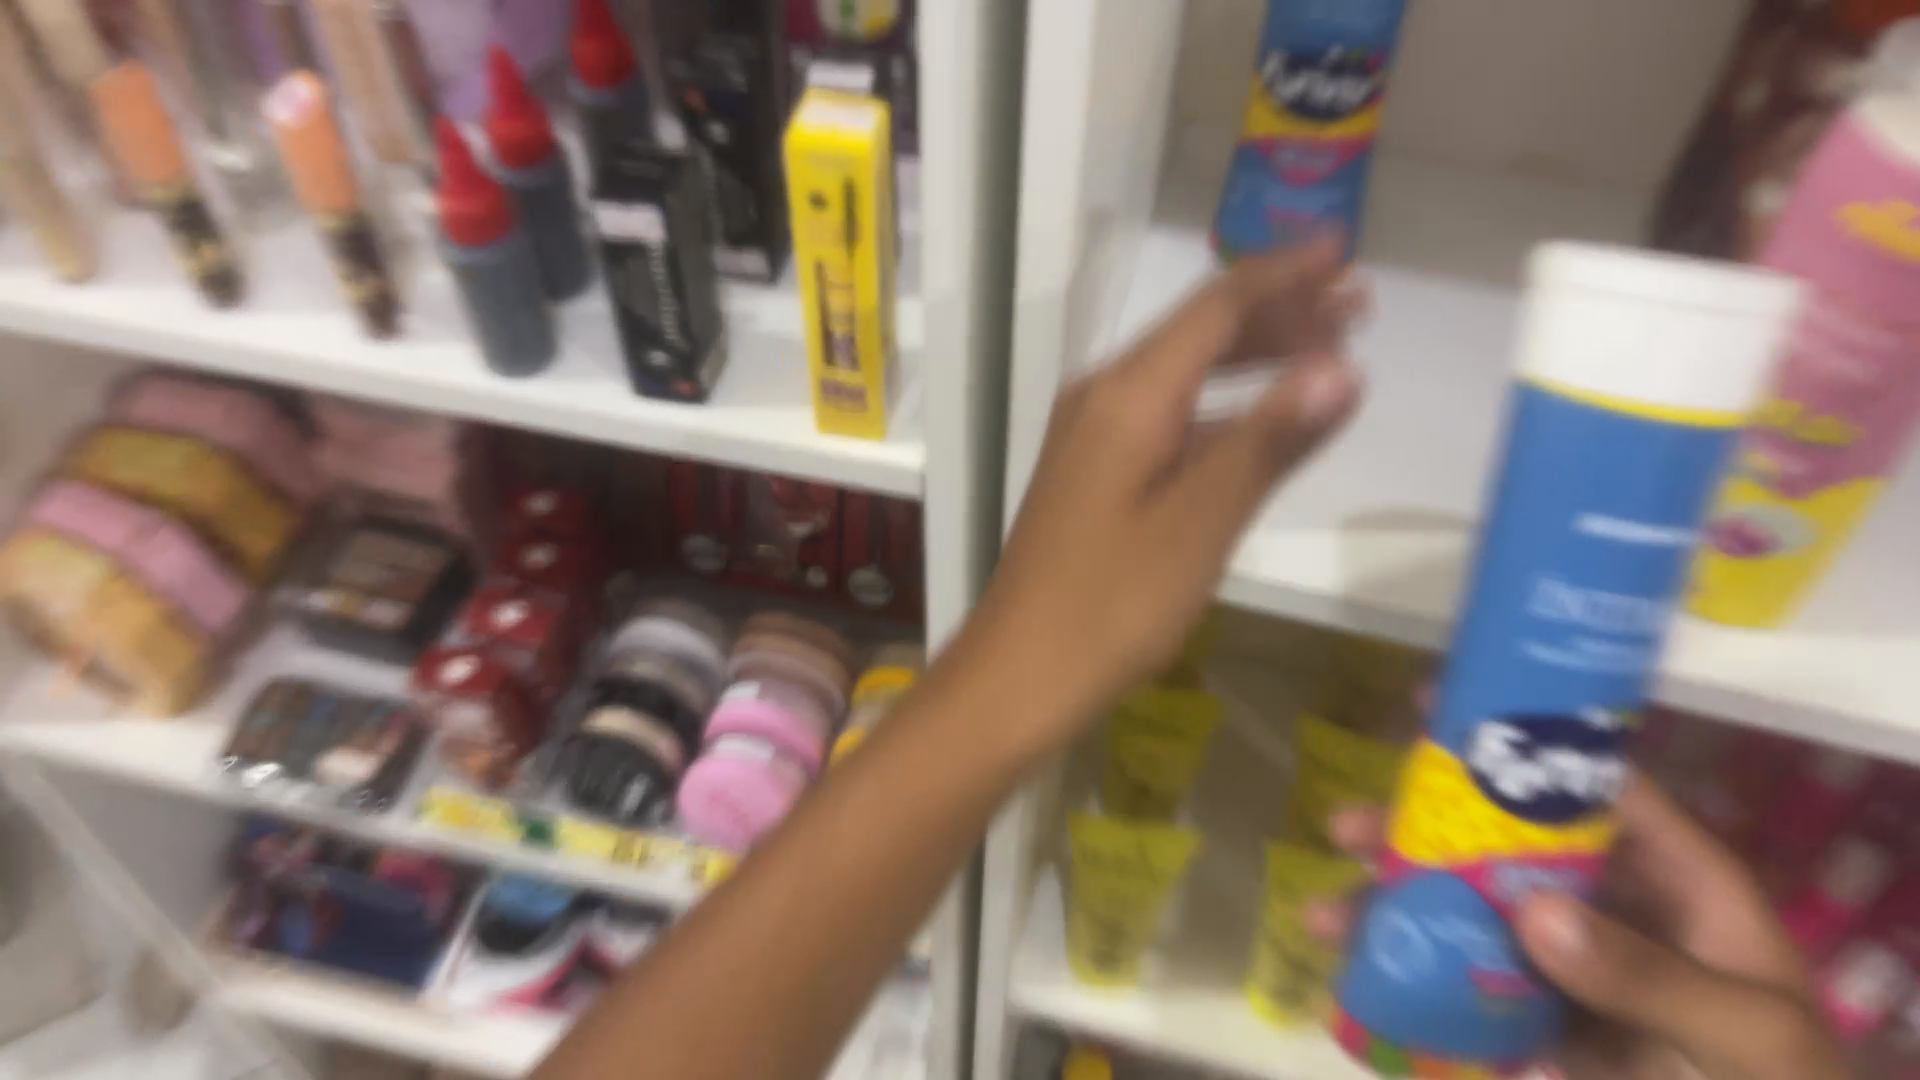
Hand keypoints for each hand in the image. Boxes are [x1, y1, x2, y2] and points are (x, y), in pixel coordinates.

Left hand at [960, 237, 1363, 748]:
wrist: (1019, 671)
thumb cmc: (1109, 606)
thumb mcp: (1197, 526)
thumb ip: (1267, 444)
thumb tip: (1343, 367)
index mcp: (1125, 397)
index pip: (1214, 308)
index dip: (1281, 276)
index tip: (1343, 251)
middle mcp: (1102, 400)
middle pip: (1197, 334)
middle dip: (1277, 313)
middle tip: (1357, 304)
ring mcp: (1091, 438)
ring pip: (1182, 377)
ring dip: (1252, 360)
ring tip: (1326, 351)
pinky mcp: (1092, 476)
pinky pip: (1166, 419)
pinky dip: (1220, 411)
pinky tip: (1257, 425)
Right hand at [1319, 779, 1847, 1079]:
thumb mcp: (1750, 1040)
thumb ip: (1653, 978)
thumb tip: (1532, 912)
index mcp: (1666, 880)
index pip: (1586, 786)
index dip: (1514, 739)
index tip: (1434, 708)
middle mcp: (1598, 901)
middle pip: (1494, 842)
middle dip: (1412, 831)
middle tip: (1346, 829)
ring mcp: (1558, 957)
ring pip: (1458, 906)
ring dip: (1387, 905)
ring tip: (1325, 919)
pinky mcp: (1528, 1008)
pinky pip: (1455, 972)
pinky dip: (1402, 969)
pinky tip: (1353, 974)